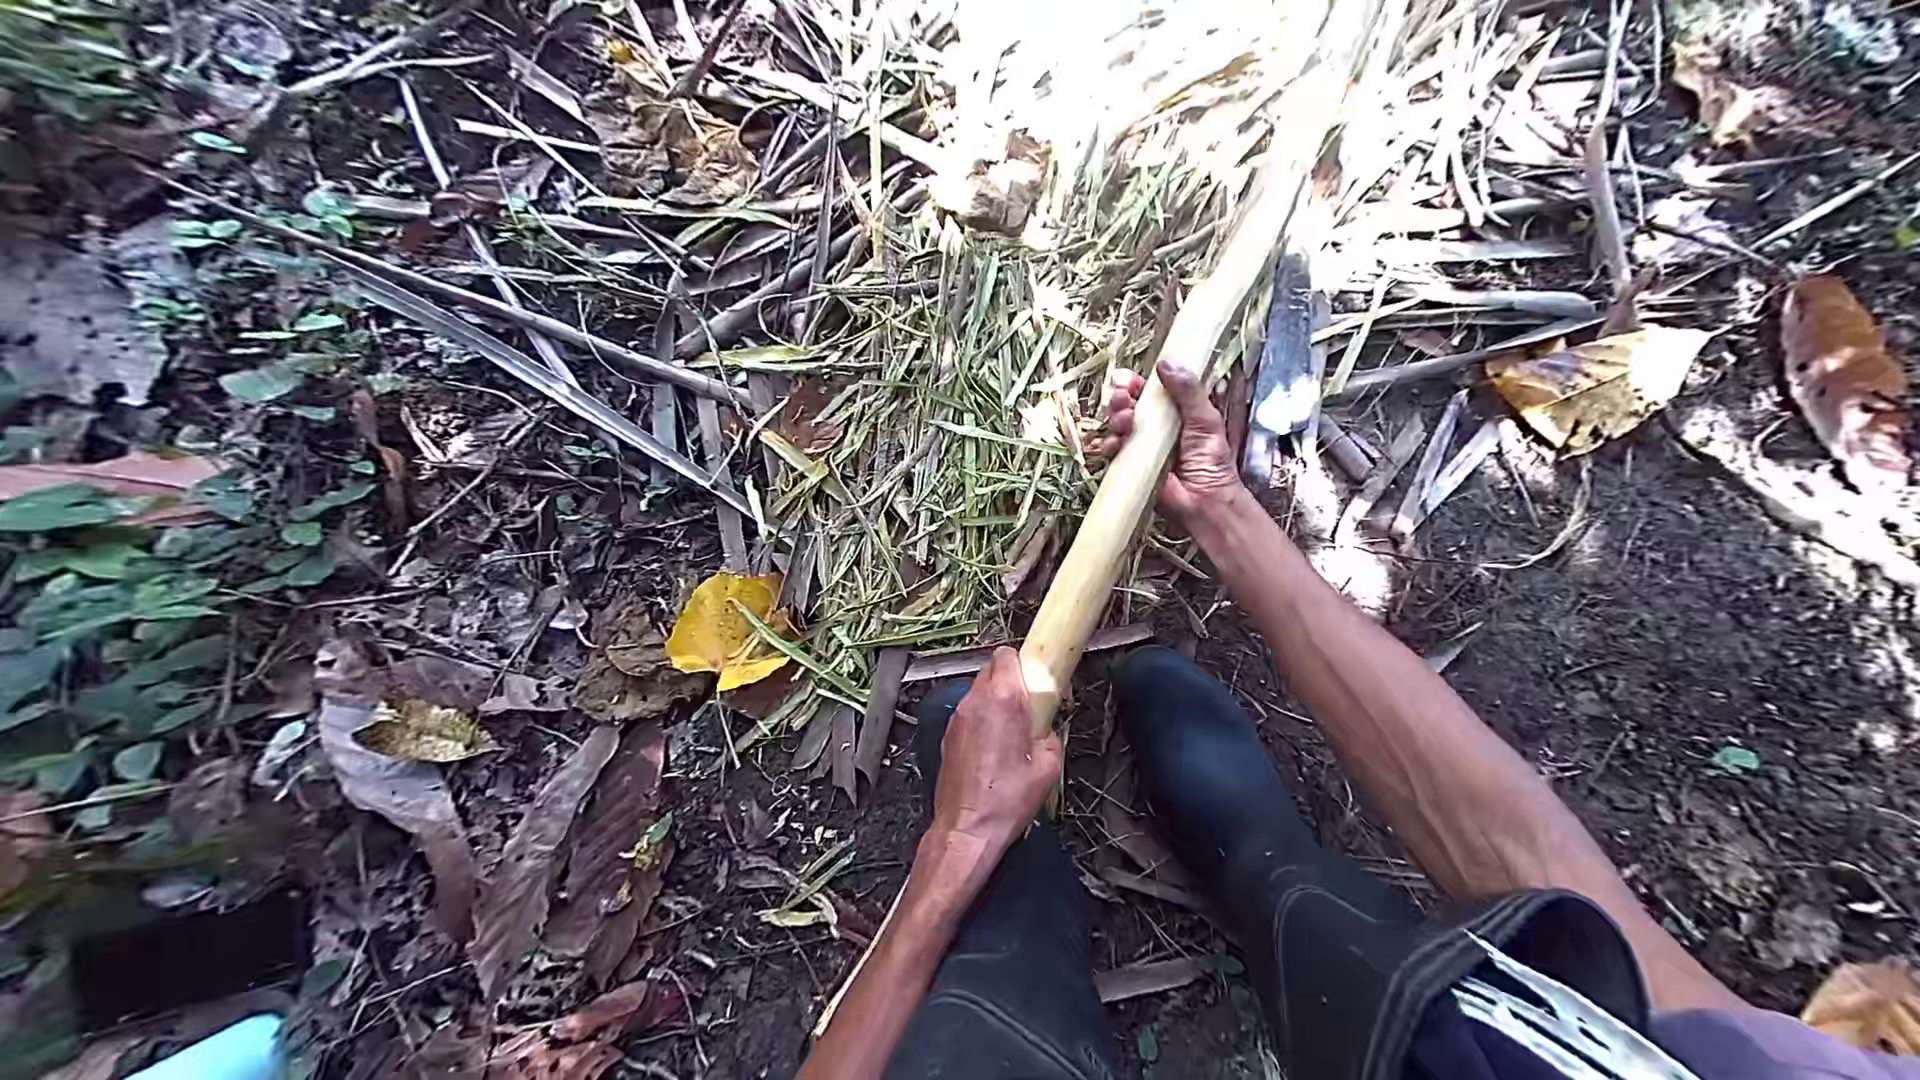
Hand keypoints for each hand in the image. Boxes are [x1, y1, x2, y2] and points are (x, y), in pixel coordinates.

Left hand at [932, 648, 1062, 852]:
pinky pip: (969, 713)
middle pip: (991, 669)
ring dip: (995, 701)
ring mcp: (958, 718)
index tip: (1034, 677)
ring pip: (978, 691)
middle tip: (1027, 705)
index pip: (1006, 655)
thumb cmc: (1003, 801)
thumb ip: (1050, 738)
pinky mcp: (949, 735)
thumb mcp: (1047, 768)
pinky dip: (982, 720)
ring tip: (1011, 731)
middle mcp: (975, 702)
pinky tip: (994, 747)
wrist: (968, 828)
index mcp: (1002, 700)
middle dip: (1010, 681)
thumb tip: (1046, 732)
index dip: (1022, 662)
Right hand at [1101, 359, 1247, 524]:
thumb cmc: (1211, 461)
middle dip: (1120, 398)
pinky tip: (1115, 442)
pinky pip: (1112, 451)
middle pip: (1127, 406)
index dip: (1135, 383)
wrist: (1204, 499)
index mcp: (1172, 412)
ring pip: (1116, 425)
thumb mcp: (1205, 419)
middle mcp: (1153, 428)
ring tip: (1124, 420)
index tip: (1127, 379)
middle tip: (1122, 396)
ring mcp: (1139, 447)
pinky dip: (1109, 444)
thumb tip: (1166, 362)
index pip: (1148, 392)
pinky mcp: (1129, 467)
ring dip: (1115, 418)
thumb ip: (1187, 390)